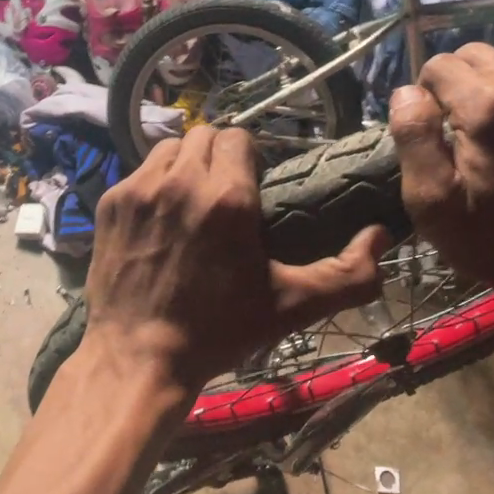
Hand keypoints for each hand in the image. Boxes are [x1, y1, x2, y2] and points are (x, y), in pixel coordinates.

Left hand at [85, 127, 389, 391]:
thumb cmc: (219, 332)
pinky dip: (155, 184)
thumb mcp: (291, 307)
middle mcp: (181, 181)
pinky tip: (161, 219)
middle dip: (220, 157)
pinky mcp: (112, 202)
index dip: (251, 159)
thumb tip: (381, 236)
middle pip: (206, 135)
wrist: (139, 357)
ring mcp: (140, 189)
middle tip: (225, 195)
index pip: (241, 138)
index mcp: (228, 199)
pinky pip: (140, 171)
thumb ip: (348, 275)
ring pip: (170, 147)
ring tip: (192, 200)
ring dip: (186, 164)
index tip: (253, 190)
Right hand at [387, 45, 493, 313]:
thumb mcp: (431, 202)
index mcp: (488, 110)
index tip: (436, 128)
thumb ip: (413, 137)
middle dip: (460, 82)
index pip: (441, 65)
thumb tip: (408, 92)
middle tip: (462, 125)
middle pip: (478, 54)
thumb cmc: (490, 240)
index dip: (428, 94)